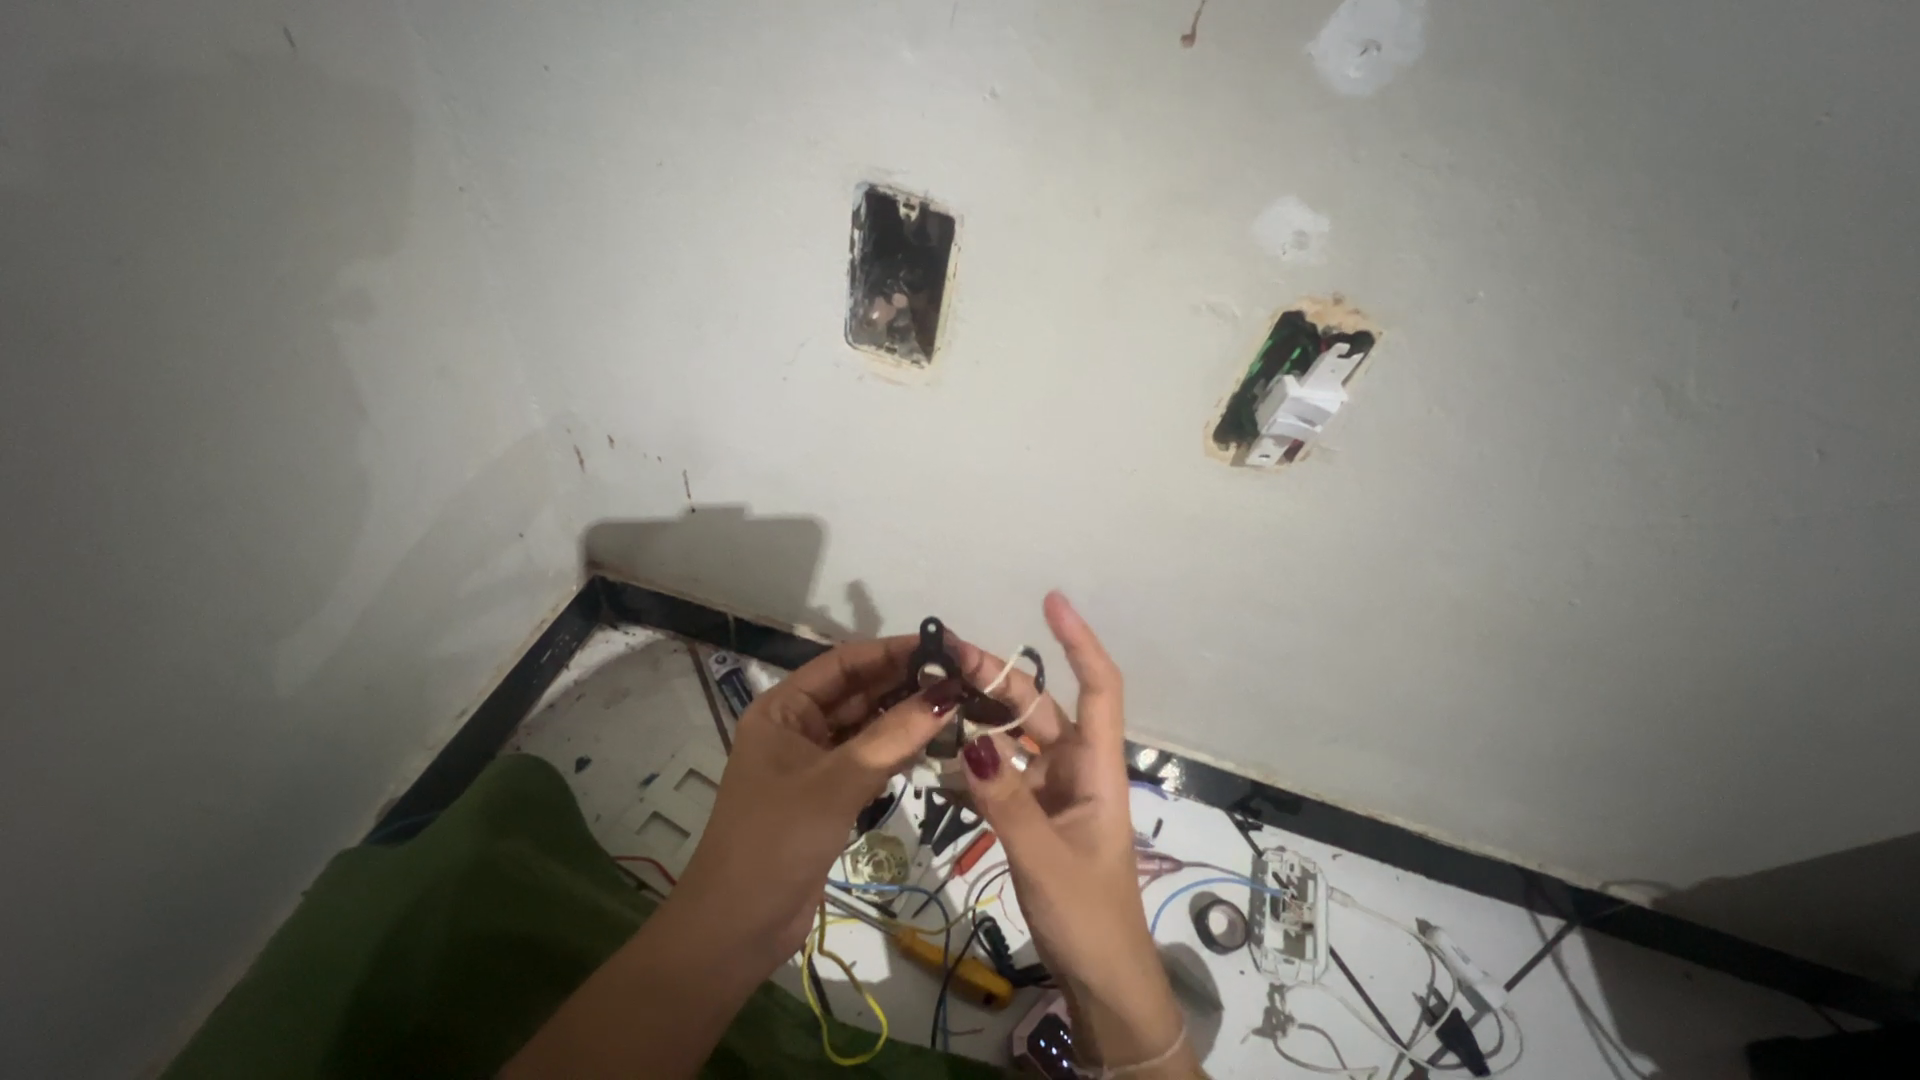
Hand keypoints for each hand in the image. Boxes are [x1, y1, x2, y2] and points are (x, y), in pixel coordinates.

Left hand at [669, 636, 957, 970]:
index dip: (892, 651)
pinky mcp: (830, 796)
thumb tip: (948, 694)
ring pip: (868, 727)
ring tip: (961, 703)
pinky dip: (900, 751)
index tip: (942, 646)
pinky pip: (871, 760)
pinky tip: (938, 743)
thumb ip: (893, 737)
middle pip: (859, 692)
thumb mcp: (837, 782)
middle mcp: (797, 727)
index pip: (844, 663)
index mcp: (783, 709)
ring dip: (907, 717)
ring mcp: (814, 763)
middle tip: (963, 676)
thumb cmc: (776, 842)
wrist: (738, 929)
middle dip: (906, 683)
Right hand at [954, 593, 1198, 1076]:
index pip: (1099, 688)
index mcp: (1098, 768)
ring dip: (982, 715)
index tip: (1051, 602)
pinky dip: (976, 760)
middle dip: (999, 677)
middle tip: (945, 654)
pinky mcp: (1036, 816)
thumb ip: (1006, 801)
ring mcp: (1055, 792)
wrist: (1102, 980)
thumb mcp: (1044, 858)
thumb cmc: (1089, 917)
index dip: (1079, 642)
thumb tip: (969, 740)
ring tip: (936, 693)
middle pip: (1040, 707)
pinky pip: (1002, 774)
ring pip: (1017, 738)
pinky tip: (940, 754)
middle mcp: (1078, 769)